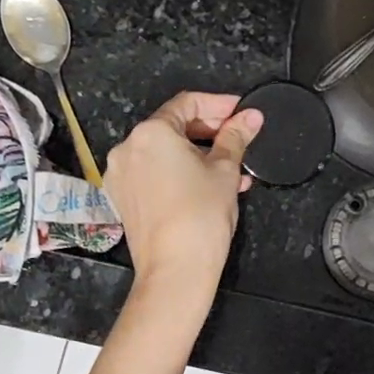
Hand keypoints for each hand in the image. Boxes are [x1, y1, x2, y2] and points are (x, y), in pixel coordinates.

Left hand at [104, 92, 262, 288]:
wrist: (175, 269)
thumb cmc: (202, 214)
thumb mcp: (226, 171)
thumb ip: (236, 138)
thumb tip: (252, 116)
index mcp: (151, 132)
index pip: (188, 103)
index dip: (219, 104)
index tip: (242, 111)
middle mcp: (128, 148)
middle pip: (172, 127)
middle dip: (209, 131)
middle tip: (240, 139)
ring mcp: (121, 175)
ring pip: (164, 153)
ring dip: (198, 155)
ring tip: (234, 170)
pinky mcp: (123, 198)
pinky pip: (154, 174)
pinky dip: (180, 173)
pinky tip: (210, 187)